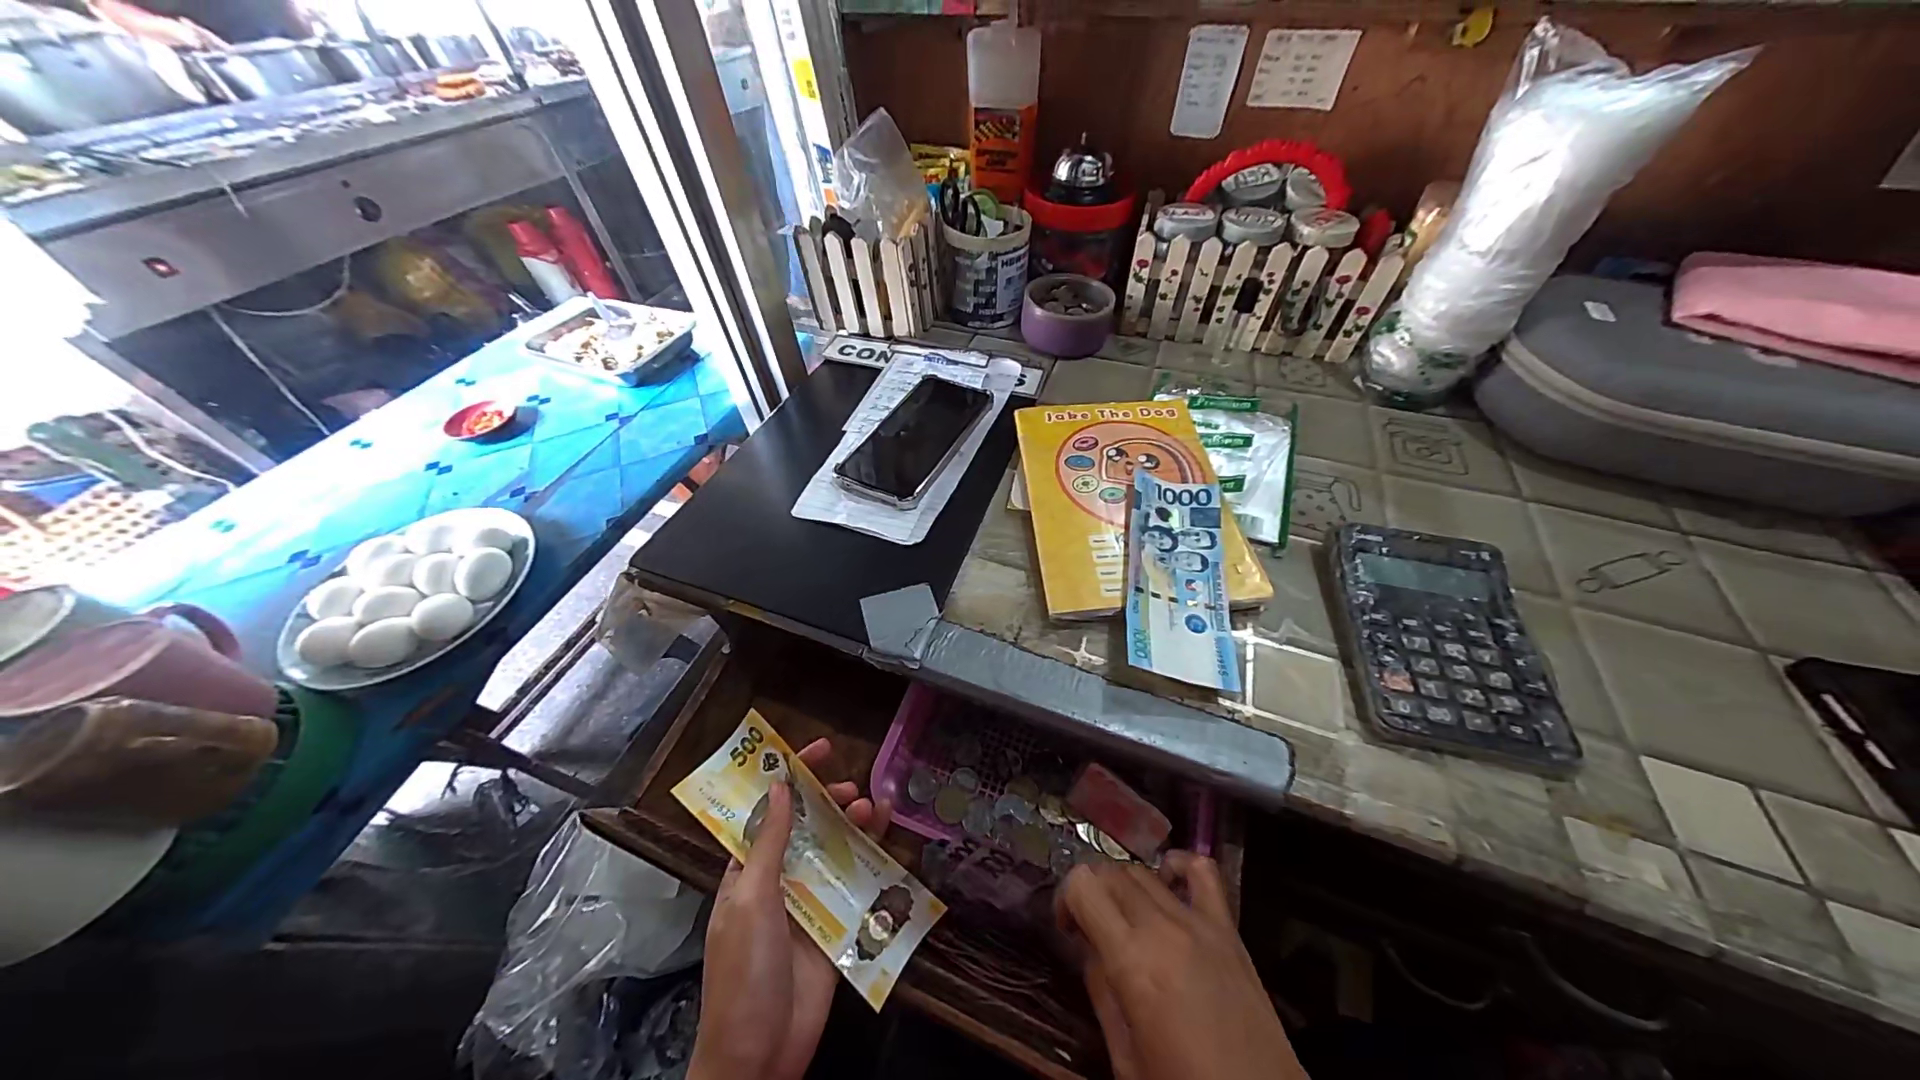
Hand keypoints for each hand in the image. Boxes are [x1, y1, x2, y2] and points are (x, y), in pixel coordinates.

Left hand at [689, 738, 890, 1079]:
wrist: (761, 1054)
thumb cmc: (744, 972)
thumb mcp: (750, 901)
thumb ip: (767, 846)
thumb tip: (777, 789)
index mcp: (746, 872)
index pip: (767, 812)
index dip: (789, 778)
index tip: (815, 750)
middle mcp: (777, 881)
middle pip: (806, 828)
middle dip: (826, 800)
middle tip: (849, 787)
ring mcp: (807, 903)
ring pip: (833, 852)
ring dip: (851, 826)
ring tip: (871, 808)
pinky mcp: (834, 927)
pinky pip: (854, 885)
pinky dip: (871, 861)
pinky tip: (885, 841)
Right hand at [1057, 852, 1306, 1079]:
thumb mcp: (1125, 1056)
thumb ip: (1101, 991)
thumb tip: (1089, 949)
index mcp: (1131, 960)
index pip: (1083, 885)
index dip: (1065, 899)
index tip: (1068, 929)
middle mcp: (1162, 927)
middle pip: (1110, 873)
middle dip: (1091, 892)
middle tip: (1091, 929)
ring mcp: (1199, 923)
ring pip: (1144, 870)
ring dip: (1124, 886)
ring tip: (1125, 919)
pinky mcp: (1229, 930)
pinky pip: (1202, 872)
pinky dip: (1178, 866)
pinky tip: (1168, 885)